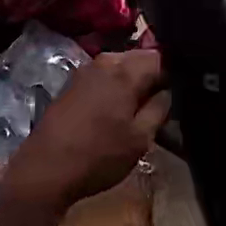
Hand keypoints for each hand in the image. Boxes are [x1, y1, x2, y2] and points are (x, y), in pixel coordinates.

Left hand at [1, 47, 170, 216]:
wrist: (45, 168)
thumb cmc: (98, 155)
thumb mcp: (139, 139)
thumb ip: (158, 108)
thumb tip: (167, 91)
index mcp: (125, 70)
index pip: (160, 57)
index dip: (174, 73)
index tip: (180, 93)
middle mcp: (105, 61)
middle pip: (139, 58)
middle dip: (152, 76)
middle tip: (161, 103)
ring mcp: (85, 70)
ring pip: (120, 66)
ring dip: (132, 81)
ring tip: (140, 108)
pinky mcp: (72, 83)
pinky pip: (104, 76)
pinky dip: (114, 86)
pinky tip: (116, 110)